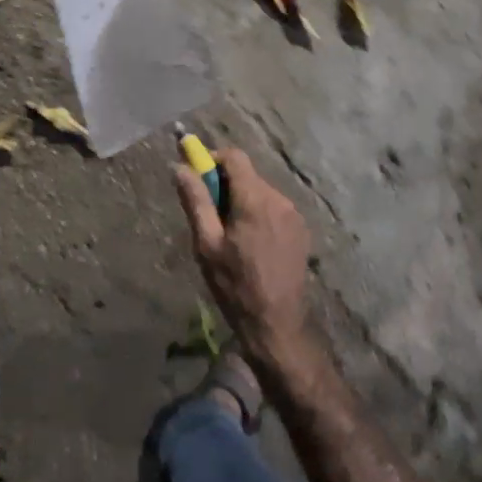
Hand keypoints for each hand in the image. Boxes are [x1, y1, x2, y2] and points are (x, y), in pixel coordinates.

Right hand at [174, 147, 312, 362]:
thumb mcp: (207, 244)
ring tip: (229, 236)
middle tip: (208, 217)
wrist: (277, 324)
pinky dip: (258, 215)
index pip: (234, 157)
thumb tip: (180, 168)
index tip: (197, 179)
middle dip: (225, 186)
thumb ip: (196, 201)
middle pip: (247, 175)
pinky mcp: (301, 231)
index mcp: (256, 199)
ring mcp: (294, 215)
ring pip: (260, 192)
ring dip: (241, 202)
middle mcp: (279, 199)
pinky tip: (250, 245)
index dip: (212, 160)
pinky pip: (274, 209)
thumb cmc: (236, 286)